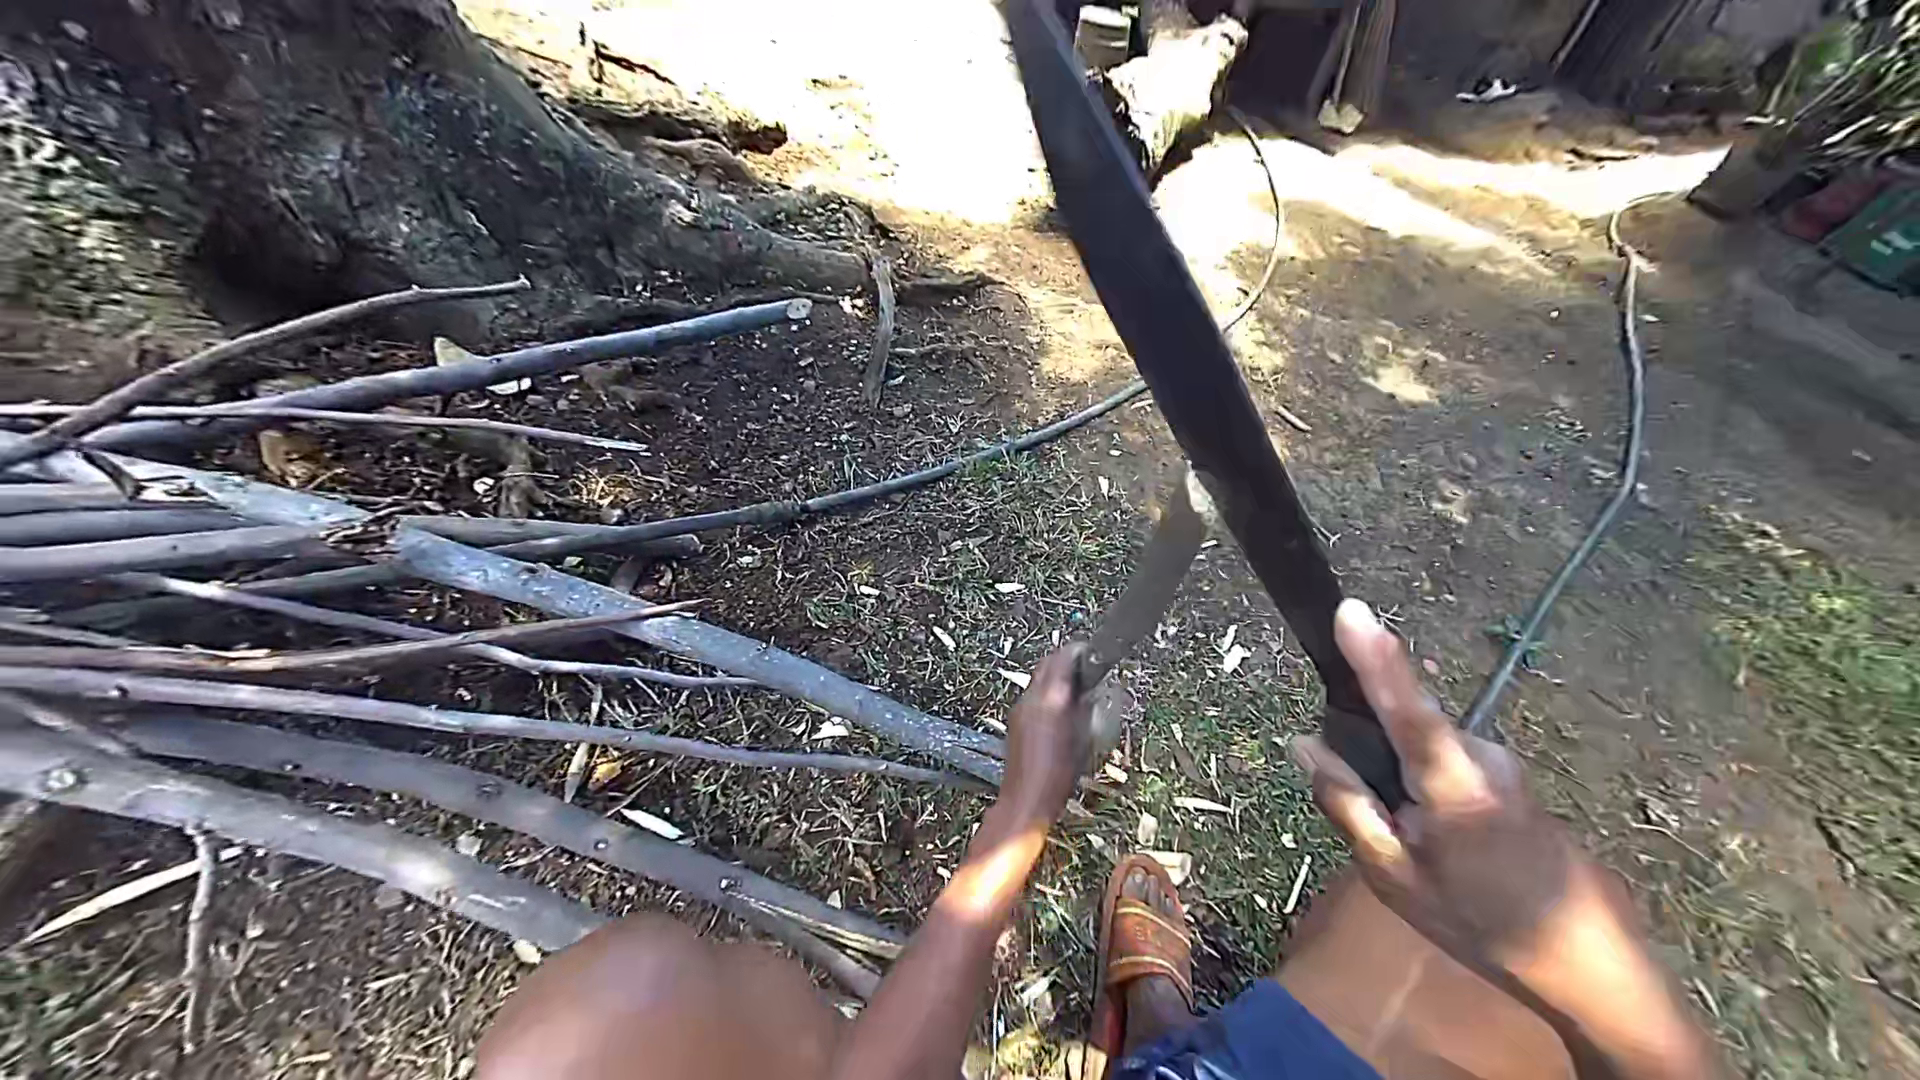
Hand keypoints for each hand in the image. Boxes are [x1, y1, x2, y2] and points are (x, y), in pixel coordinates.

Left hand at [1000, 643, 1092, 820]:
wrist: (1026, 798)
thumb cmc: (1059, 775)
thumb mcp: (1083, 739)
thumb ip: (1086, 709)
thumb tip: (1091, 691)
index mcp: (1051, 699)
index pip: (1062, 658)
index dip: (1079, 651)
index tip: (1091, 652)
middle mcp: (1031, 697)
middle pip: (1047, 663)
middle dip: (1066, 660)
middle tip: (1086, 667)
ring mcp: (1020, 707)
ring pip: (1038, 677)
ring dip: (1056, 676)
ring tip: (1077, 688)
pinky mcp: (1015, 718)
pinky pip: (1033, 694)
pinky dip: (1047, 691)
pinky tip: (1060, 707)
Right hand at [1296, 600, 1718, 1079]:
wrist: (1596, 972)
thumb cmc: (1485, 925)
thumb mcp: (1394, 878)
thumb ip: (1347, 804)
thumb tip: (1303, 743)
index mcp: (1455, 787)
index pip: (1407, 708)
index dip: (1377, 657)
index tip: (1352, 610)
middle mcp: (1483, 758)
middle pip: (1398, 720)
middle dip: (1363, 739)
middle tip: (1368, 812)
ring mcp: (1501, 763)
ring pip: (1416, 741)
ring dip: (1391, 767)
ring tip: (1405, 840)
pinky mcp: (1506, 773)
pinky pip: (1438, 754)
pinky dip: (1414, 776)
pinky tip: (1431, 836)